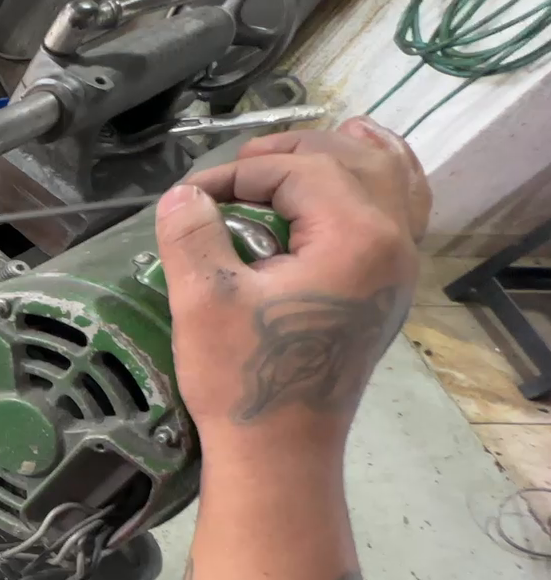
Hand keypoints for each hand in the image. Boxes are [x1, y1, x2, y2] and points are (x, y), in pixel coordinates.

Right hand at [154, 116, 429, 477]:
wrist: (277, 441)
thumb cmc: (239, 373)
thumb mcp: (202, 302)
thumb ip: (192, 239)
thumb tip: (179, 196)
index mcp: (354, 235)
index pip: (297, 173)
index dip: (234, 174)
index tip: (183, 197)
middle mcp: (392, 240)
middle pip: (351, 164)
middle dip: (288, 154)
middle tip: (231, 166)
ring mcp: (397, 265)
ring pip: (392, 181)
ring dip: (347, 156)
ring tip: (320, 138)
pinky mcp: (384, 289)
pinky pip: (400, 214)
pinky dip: (379, 185)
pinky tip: (362, 183)